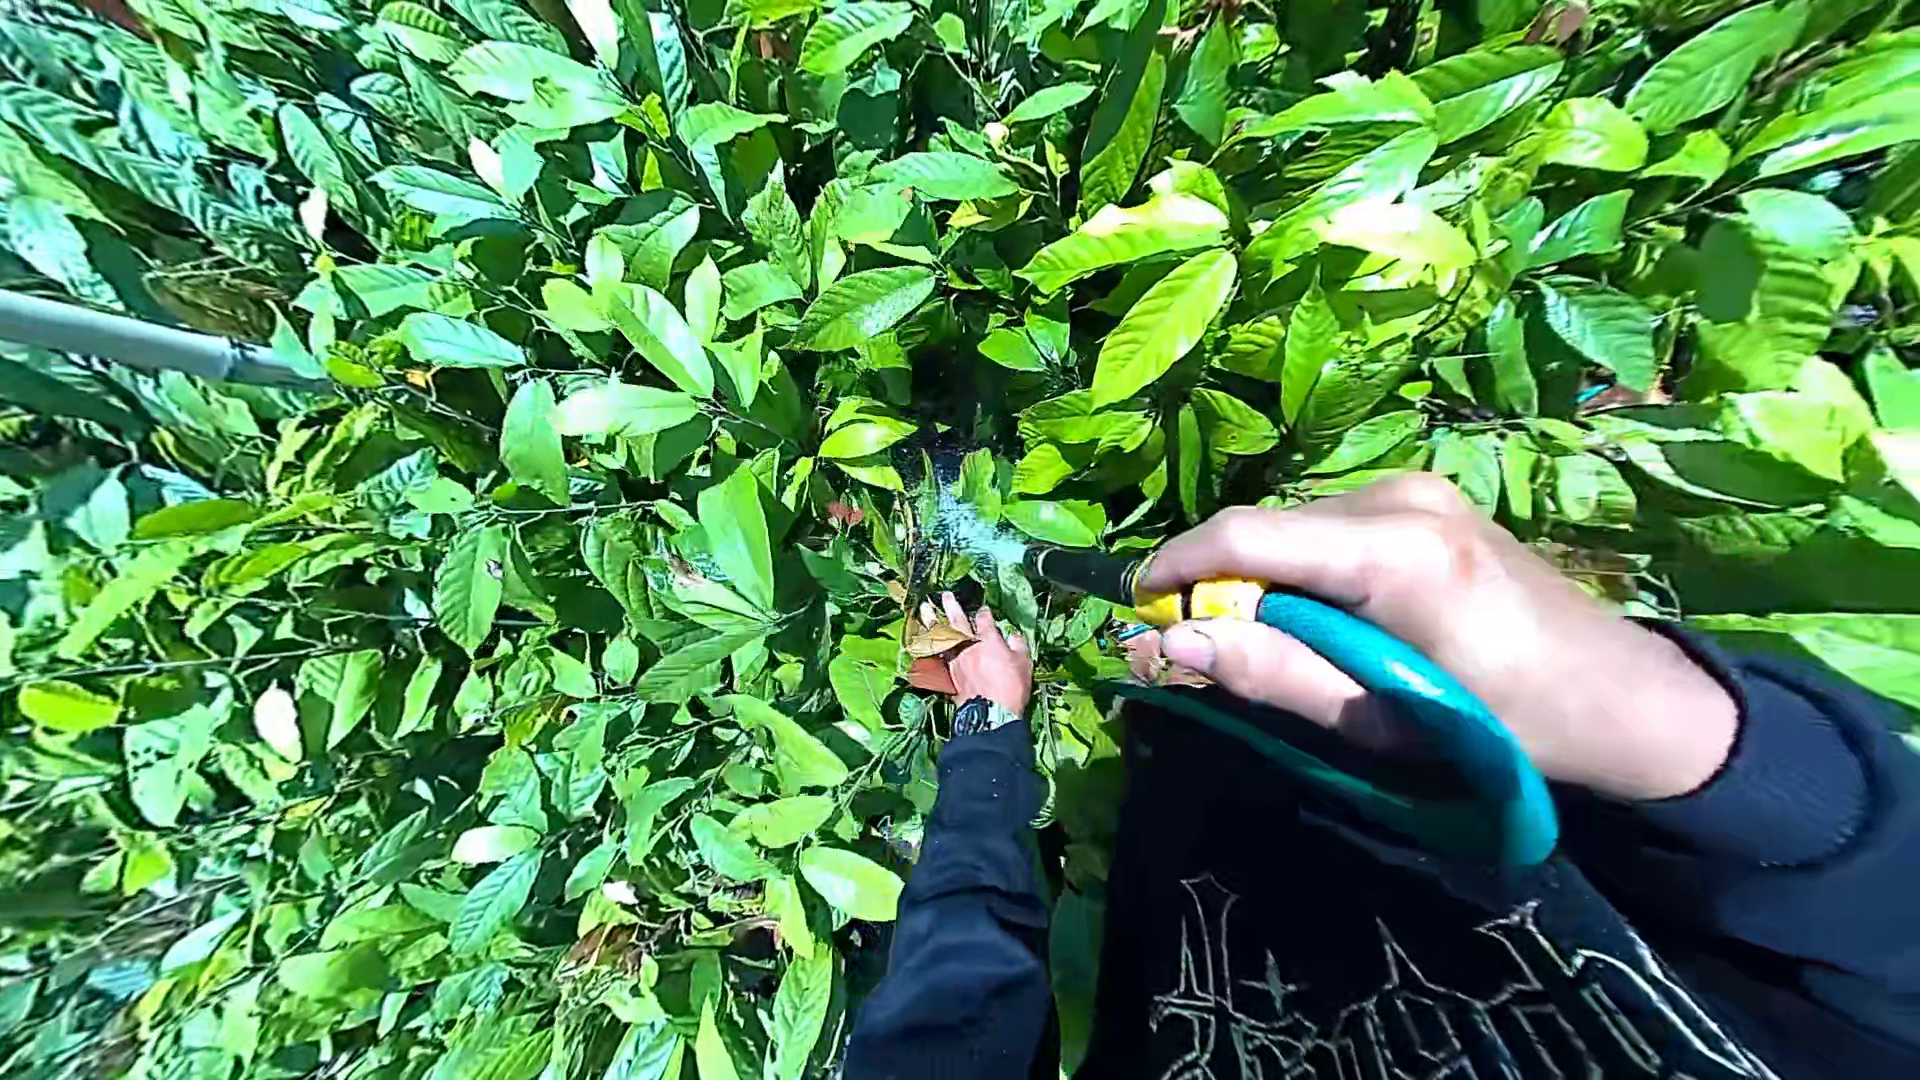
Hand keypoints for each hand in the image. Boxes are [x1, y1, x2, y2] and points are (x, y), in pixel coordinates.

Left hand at [929, 592, 1032, 715]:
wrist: (990, 714)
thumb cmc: (1011, 688)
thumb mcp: (1024, 663)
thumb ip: (1018, 646)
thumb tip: (1013, 635)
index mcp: (988, 639)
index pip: (984, 619)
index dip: (984, 613)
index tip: (984, 611)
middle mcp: (968, 646)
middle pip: (957, 621)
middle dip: (951, 606)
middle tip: (945, 595)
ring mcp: (955, 659)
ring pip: (940, 636)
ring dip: (932, 621)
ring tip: (924, 609)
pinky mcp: (947, 674)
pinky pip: (935, 656)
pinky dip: (928, 646)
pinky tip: (922, 641)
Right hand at [1138, 475, 1737, 800]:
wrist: (1631, 698)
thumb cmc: (1503, 727)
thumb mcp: (1373, 720)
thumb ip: (1267, 673)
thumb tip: (1171, 643)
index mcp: (1395, 553)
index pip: (1243, 536)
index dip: (1173, 565)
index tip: (1137, 604)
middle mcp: (1394, 496)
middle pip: (1256, 529)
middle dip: (1209, 581)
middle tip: (1193, 639)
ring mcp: (1407, 487)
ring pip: (1280, 526)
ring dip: (1250, 576)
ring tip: (1265, 633)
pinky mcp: (1411, 494)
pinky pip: (1312, 526)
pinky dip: (1286, 566)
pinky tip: (1314, 608)